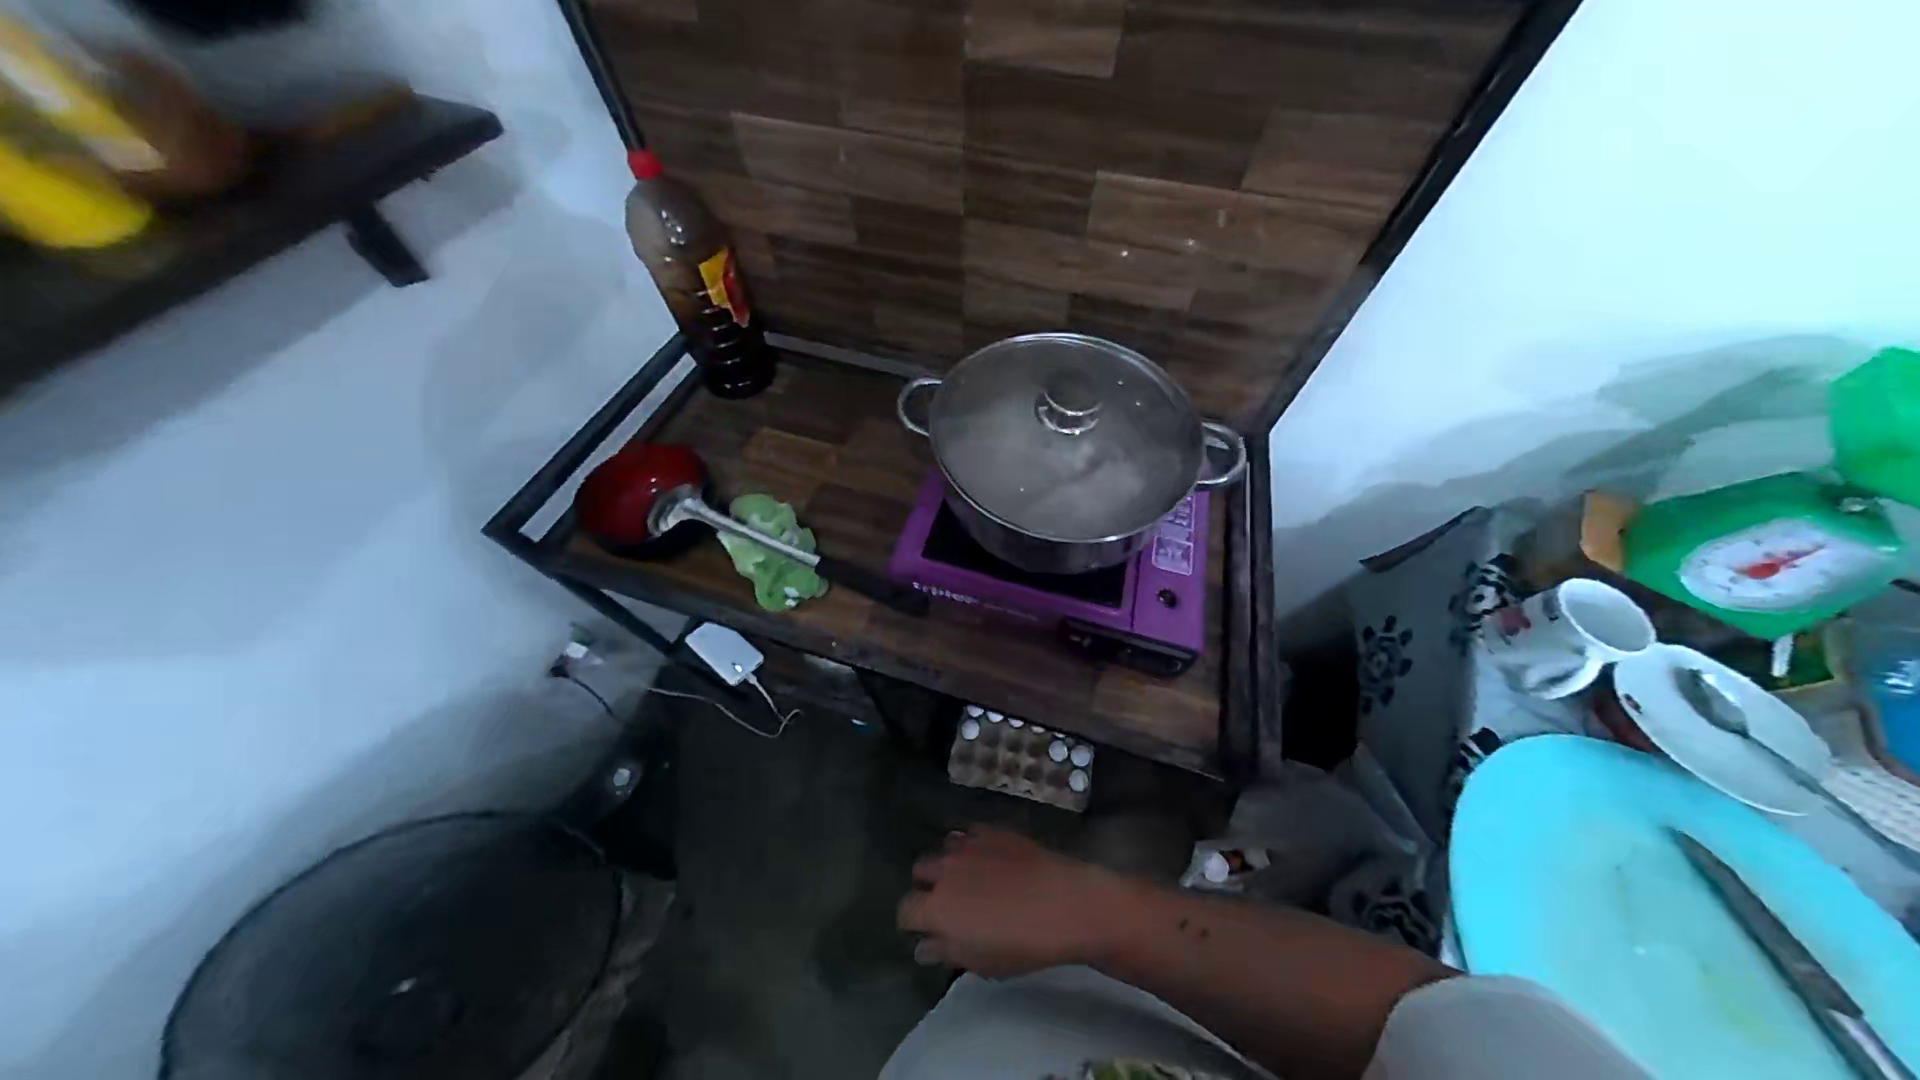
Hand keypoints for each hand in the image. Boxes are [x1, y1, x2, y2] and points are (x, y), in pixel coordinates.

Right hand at [896, 826, 1141, 976]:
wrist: (1065, 903)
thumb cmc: (1022, 944)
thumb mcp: (980, 962)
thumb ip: (945, 951)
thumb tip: (923, 946)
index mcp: (935, 907)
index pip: (905, 911)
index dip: (913, 922)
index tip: (928, 931)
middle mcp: (944, 869)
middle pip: (920, 871)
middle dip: (928, 886)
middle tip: (949, 904)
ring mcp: (968, 844)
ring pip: (943, 848)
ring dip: (948, 862)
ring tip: (968, 878)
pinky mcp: (991, 830)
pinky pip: (969, 833)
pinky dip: (971, 845)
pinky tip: (988, 858)